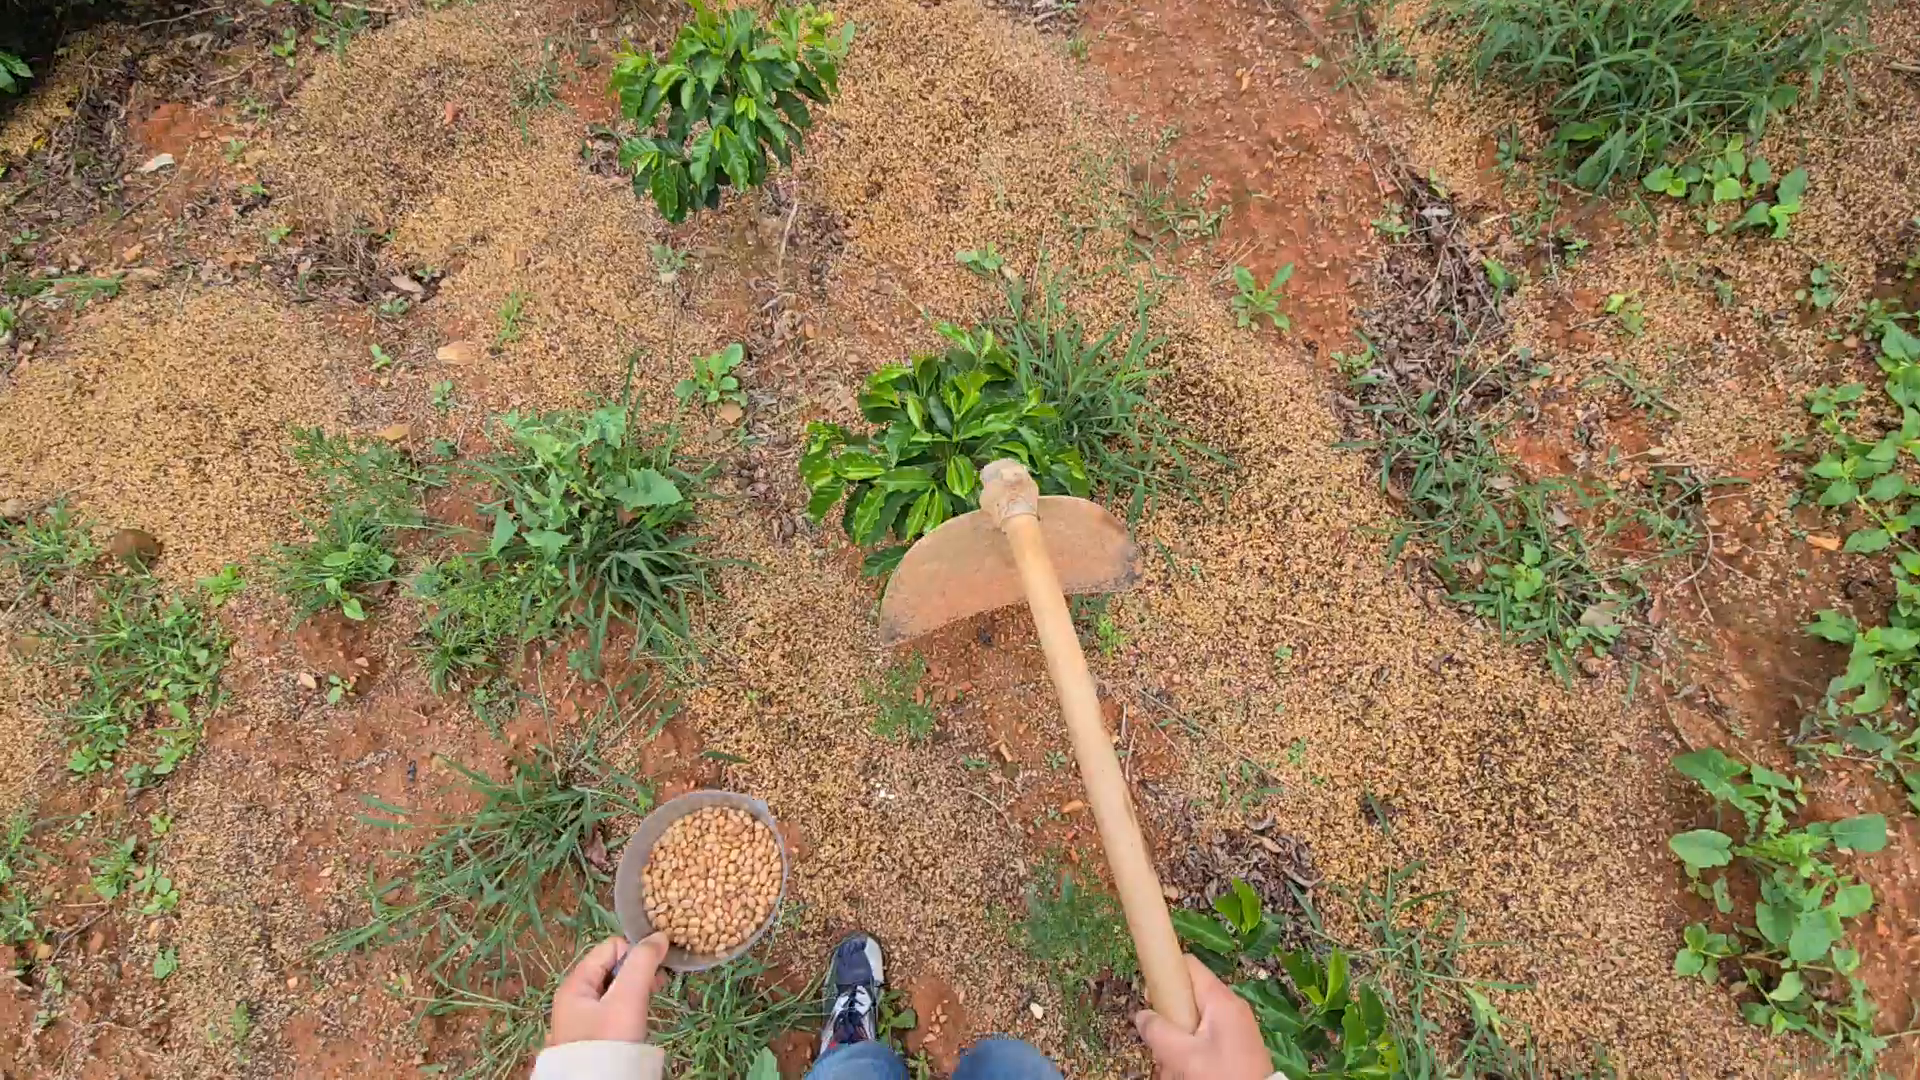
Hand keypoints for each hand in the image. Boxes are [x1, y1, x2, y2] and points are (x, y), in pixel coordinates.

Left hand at [548, 932, 670, 1046]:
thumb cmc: (608, 1040)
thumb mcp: (628, 996)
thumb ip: (643, 961)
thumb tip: (659, 936)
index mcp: (575, 983)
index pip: (612, 947)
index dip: (634, 954)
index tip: (651, 971)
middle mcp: (575, 997)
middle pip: (614, 966)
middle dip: (638, 971)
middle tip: (654, 986)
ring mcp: (582, 1017)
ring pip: (617, 987)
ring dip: (636, 989)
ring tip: (647, 1002)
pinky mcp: (592, 1034)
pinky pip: (614, 1007)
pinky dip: (630, 1006)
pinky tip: (637, 1018)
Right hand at [1133, 955, 1272, 1079]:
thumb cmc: (1223, 1076)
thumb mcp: (1186, 1057)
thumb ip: (1159, 1033)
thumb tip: (1142, 1016)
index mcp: (1221, 998)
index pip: (1187, 964)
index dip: (1165, 975)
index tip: (1153, 1001)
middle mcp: (1232, 1006)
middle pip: (1190, 995)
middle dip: (1171, 1017)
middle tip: (1162, 1040)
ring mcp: (1238, 1026)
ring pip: (1198, 1019)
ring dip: (1181, 1038)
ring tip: (1172, 1063)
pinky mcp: (1241, 1045)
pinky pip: (1210, 1036)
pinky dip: (1195, 1049)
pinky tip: (1188, 1069)